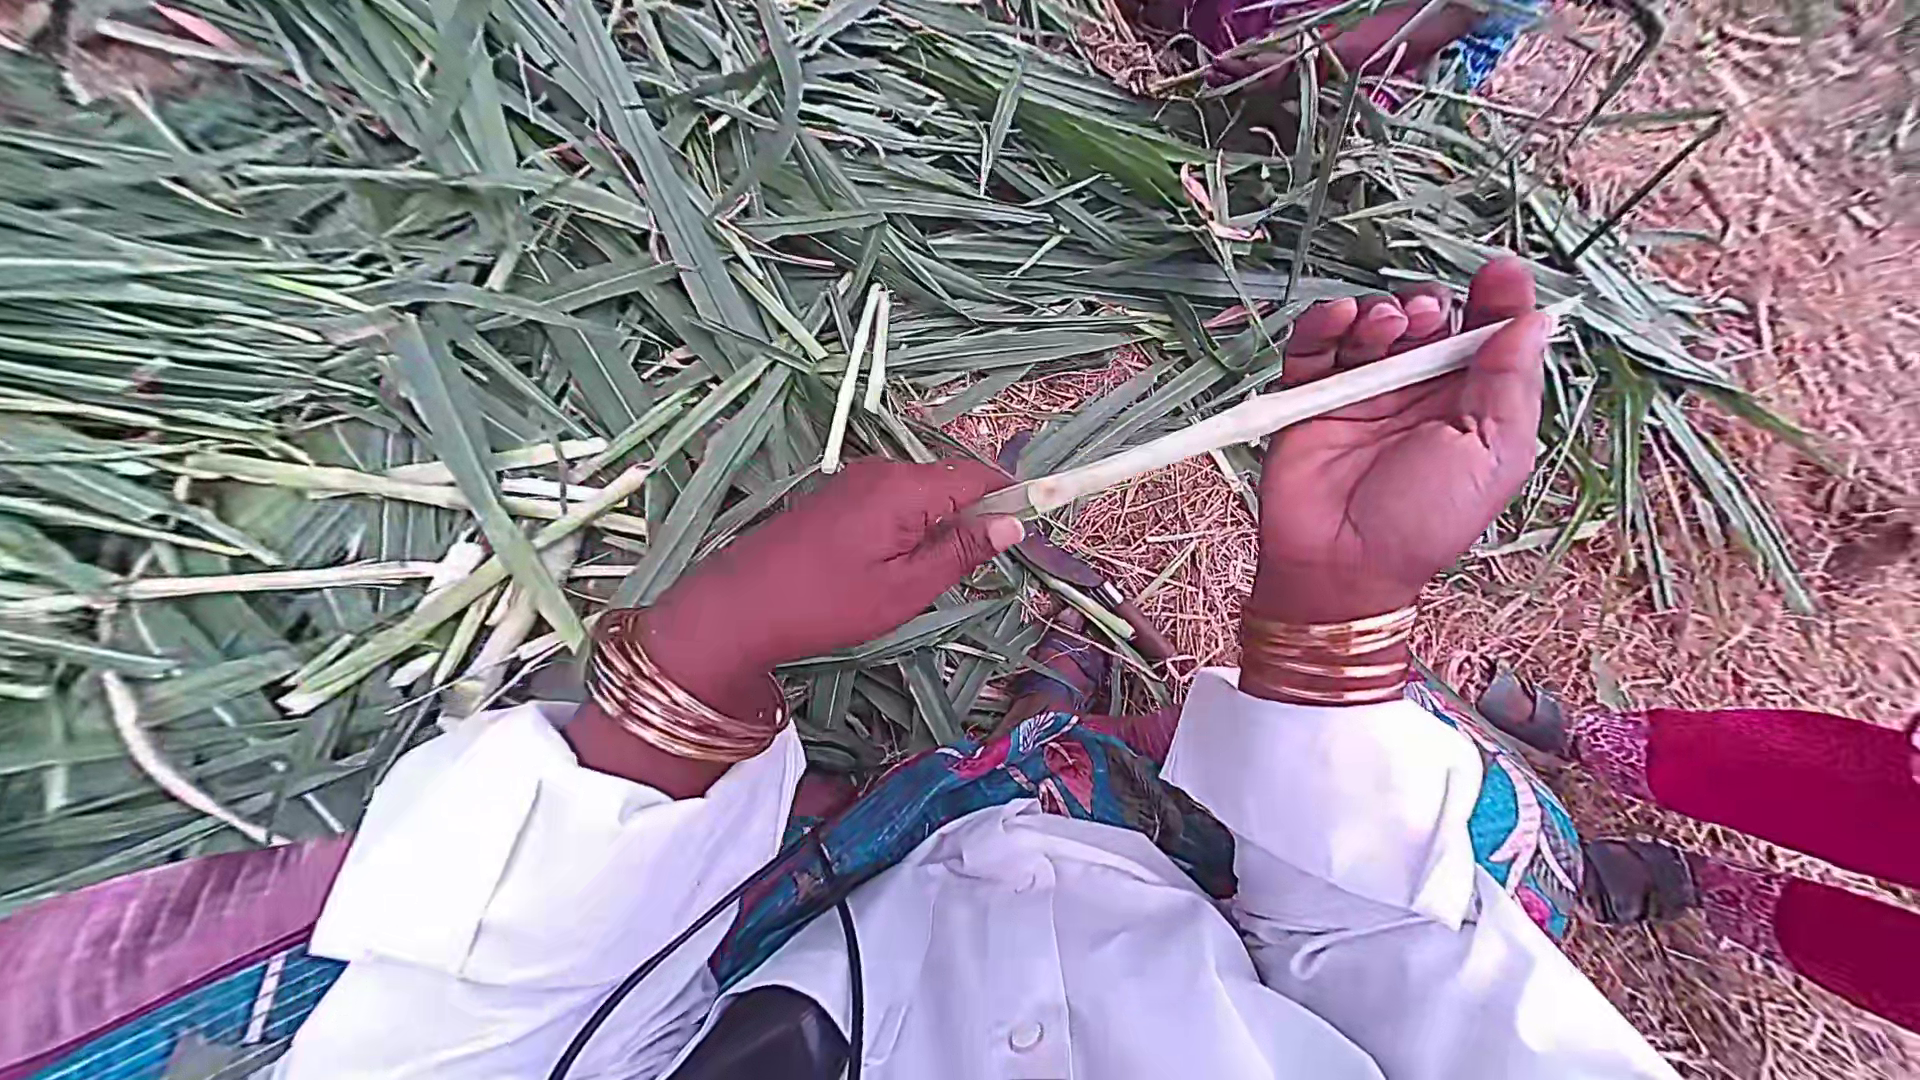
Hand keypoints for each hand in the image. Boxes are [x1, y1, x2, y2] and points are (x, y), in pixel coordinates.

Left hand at [639, 458, 1023, 714]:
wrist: (738, 606)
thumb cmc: (829, 603)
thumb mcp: (906, 588)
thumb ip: (962, 551)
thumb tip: (1012, 524)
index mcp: (906, 487)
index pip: (979, 475)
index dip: (1011, 495)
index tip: (1030, 524)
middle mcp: (883, 470)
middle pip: (951, 481)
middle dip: (973, 516)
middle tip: (969, 567)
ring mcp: (856, 479)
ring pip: (922, 493)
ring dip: (940, 524)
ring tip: (925, 573)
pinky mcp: (839, 495)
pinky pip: (893, 499)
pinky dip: (910, 524)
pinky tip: (894, 562)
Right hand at [1247, 257, 1550, 627]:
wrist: (1339, 560)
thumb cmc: (1421, 520)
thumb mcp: (1492, 456)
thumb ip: (1508, 387)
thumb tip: (1532, 321)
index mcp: (1465, 404)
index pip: (1483, 336)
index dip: (1495, 299)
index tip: (1498, 272)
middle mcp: (1410, 393)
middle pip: (1422, 323)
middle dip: (1426, 305)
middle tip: (1420, 317)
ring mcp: (1355, 395)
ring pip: (1366, 329)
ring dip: (1376, 311)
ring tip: (1380, 323)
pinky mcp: (1303, 402)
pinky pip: (1310, 351)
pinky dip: (1319, 327)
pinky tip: (1336, 319)